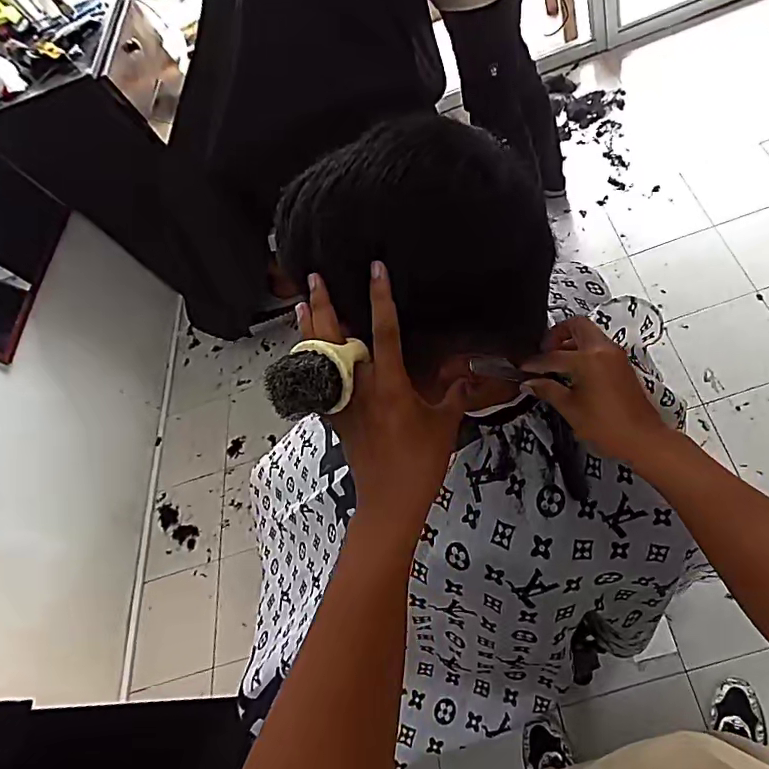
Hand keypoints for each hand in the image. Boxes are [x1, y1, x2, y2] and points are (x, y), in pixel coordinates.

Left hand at [296, 263, 468, 525]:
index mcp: (390, 384)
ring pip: (319, 358)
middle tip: (316, 277)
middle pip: (336, 338)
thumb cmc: (421, 461)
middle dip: (326, 305)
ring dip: (309, 328)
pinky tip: (306, 353)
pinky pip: (317, 382)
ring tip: (303, 303)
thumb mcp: (446, 424)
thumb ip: (455, 394)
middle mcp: (360, 387)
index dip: (381, 298)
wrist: (390, 498)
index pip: (385, 331)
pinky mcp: (334, 417)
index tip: (376, 270)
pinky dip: (309, 363)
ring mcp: (342, 402)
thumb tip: (465, 375)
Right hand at [520, 317, 679, 464]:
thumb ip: (548, 390)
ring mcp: (617, 356)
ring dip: (572, 342)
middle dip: (557, 335)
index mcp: (588, 359)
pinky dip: (586, 352)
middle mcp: (604, 350)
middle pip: (577, 326)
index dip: (535, 362)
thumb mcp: (571, 409)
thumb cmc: (609, 427)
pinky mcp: (624, 365)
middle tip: (543, 352)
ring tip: (556, 363)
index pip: (553, 355)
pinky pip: (601, 348)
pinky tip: (574, 372)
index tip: (525, 368)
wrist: (642, 439)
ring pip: (591, 335)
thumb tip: (533, 383)